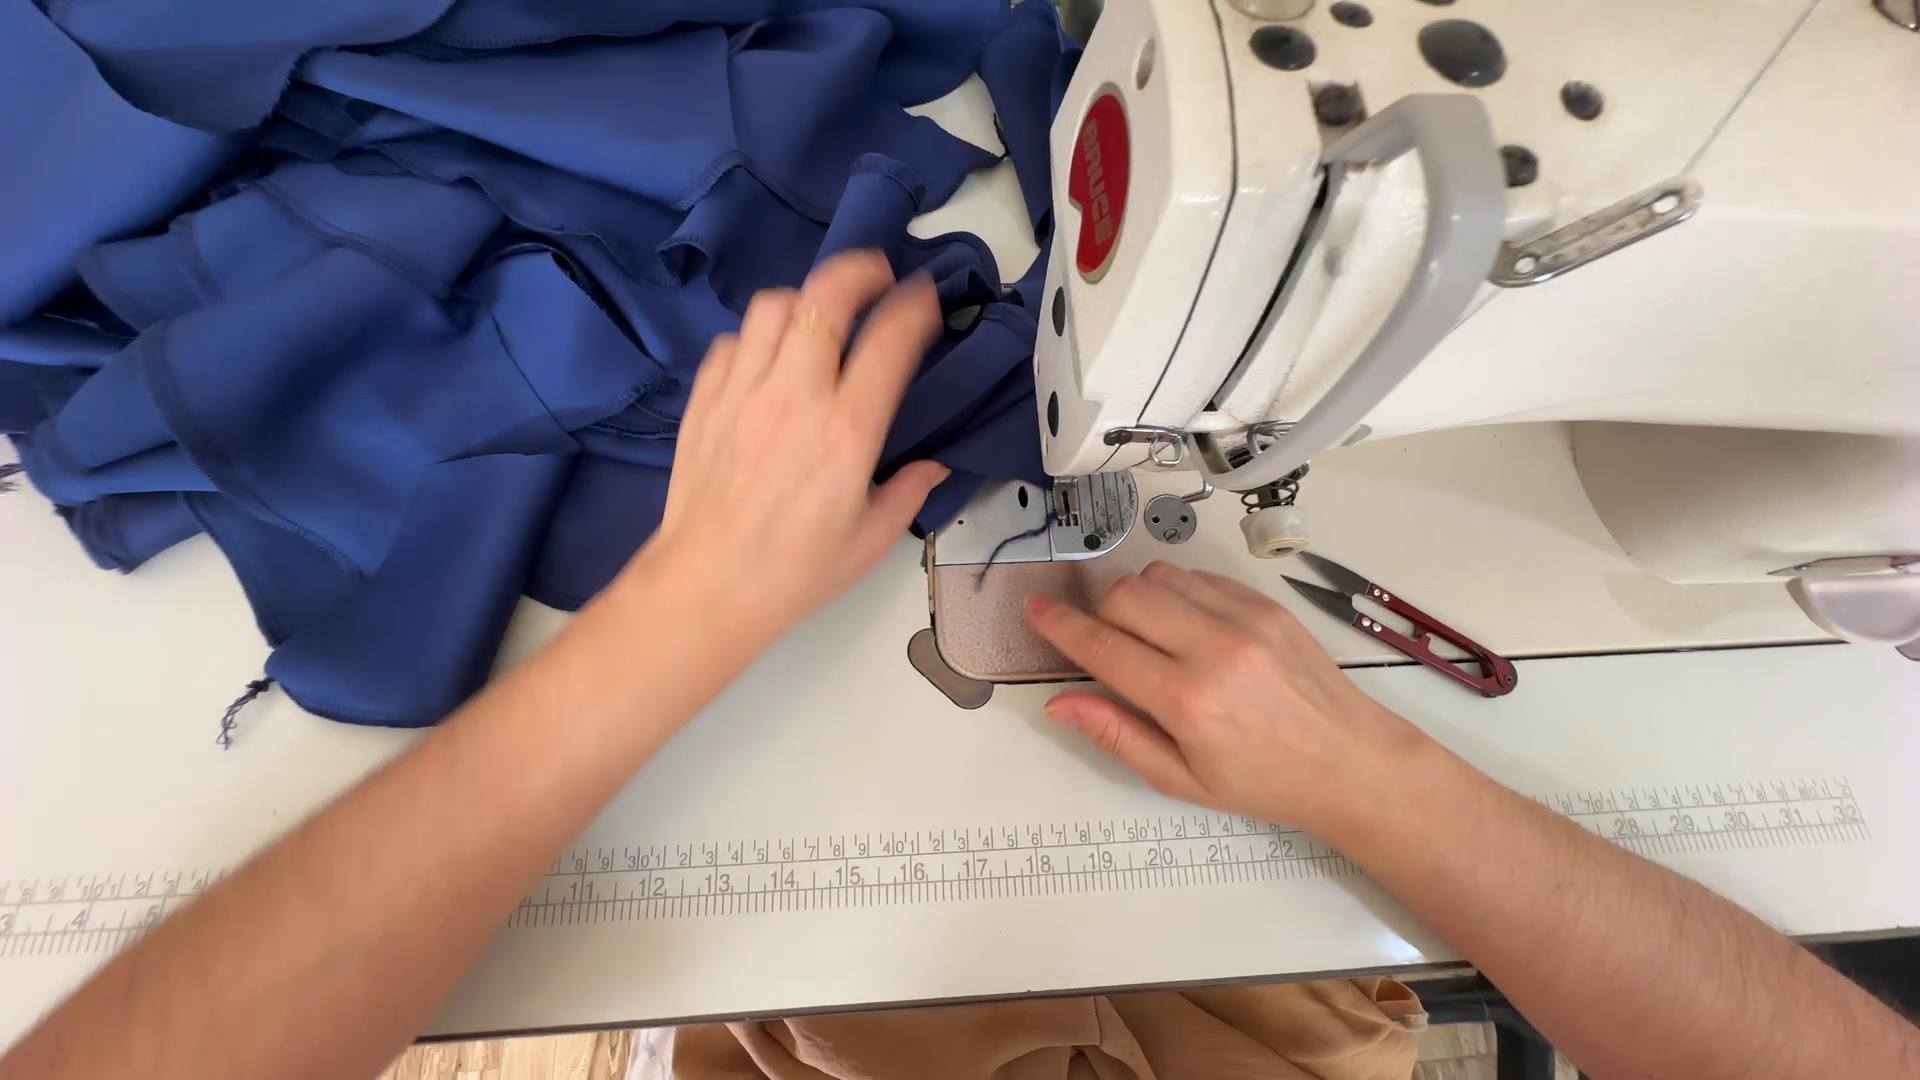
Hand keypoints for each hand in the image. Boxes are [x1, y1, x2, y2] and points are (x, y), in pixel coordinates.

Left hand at [624, 250, 948, 643]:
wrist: (708, 586)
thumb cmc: (797, 571)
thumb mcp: (870, 541)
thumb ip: (909, 493)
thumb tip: (935, 465)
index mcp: (848, 432)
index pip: (889, 342)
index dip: (915, 307)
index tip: (926, 296)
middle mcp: (796, 397)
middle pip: (826, 298)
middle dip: (859, 271)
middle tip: (877, 274)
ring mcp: (744, 393)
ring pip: (775, 307)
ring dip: (805, 299)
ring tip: (819, 315)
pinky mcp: (706, 401)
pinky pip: (732, 342)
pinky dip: (756, 338)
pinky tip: (767, 359)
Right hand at [1025, 562, 1432, 839]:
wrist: (1352, 762)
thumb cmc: (1263, 781)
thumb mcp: (1180, 779)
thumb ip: (1115, 735)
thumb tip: (1058, 703)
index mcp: (1187, 701)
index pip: (1103, 647)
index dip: (1061, 625)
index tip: (1036, 608)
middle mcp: (1213, 649)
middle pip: (1126, 597)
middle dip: (1102, 613)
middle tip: (1110, 642)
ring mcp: (1244, 618)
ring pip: (1159, 576)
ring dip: (1139, 599)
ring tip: (1152, 633)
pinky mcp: (1264, 604)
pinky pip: (1197, 576)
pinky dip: (1176, 592)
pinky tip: (1188, 625)